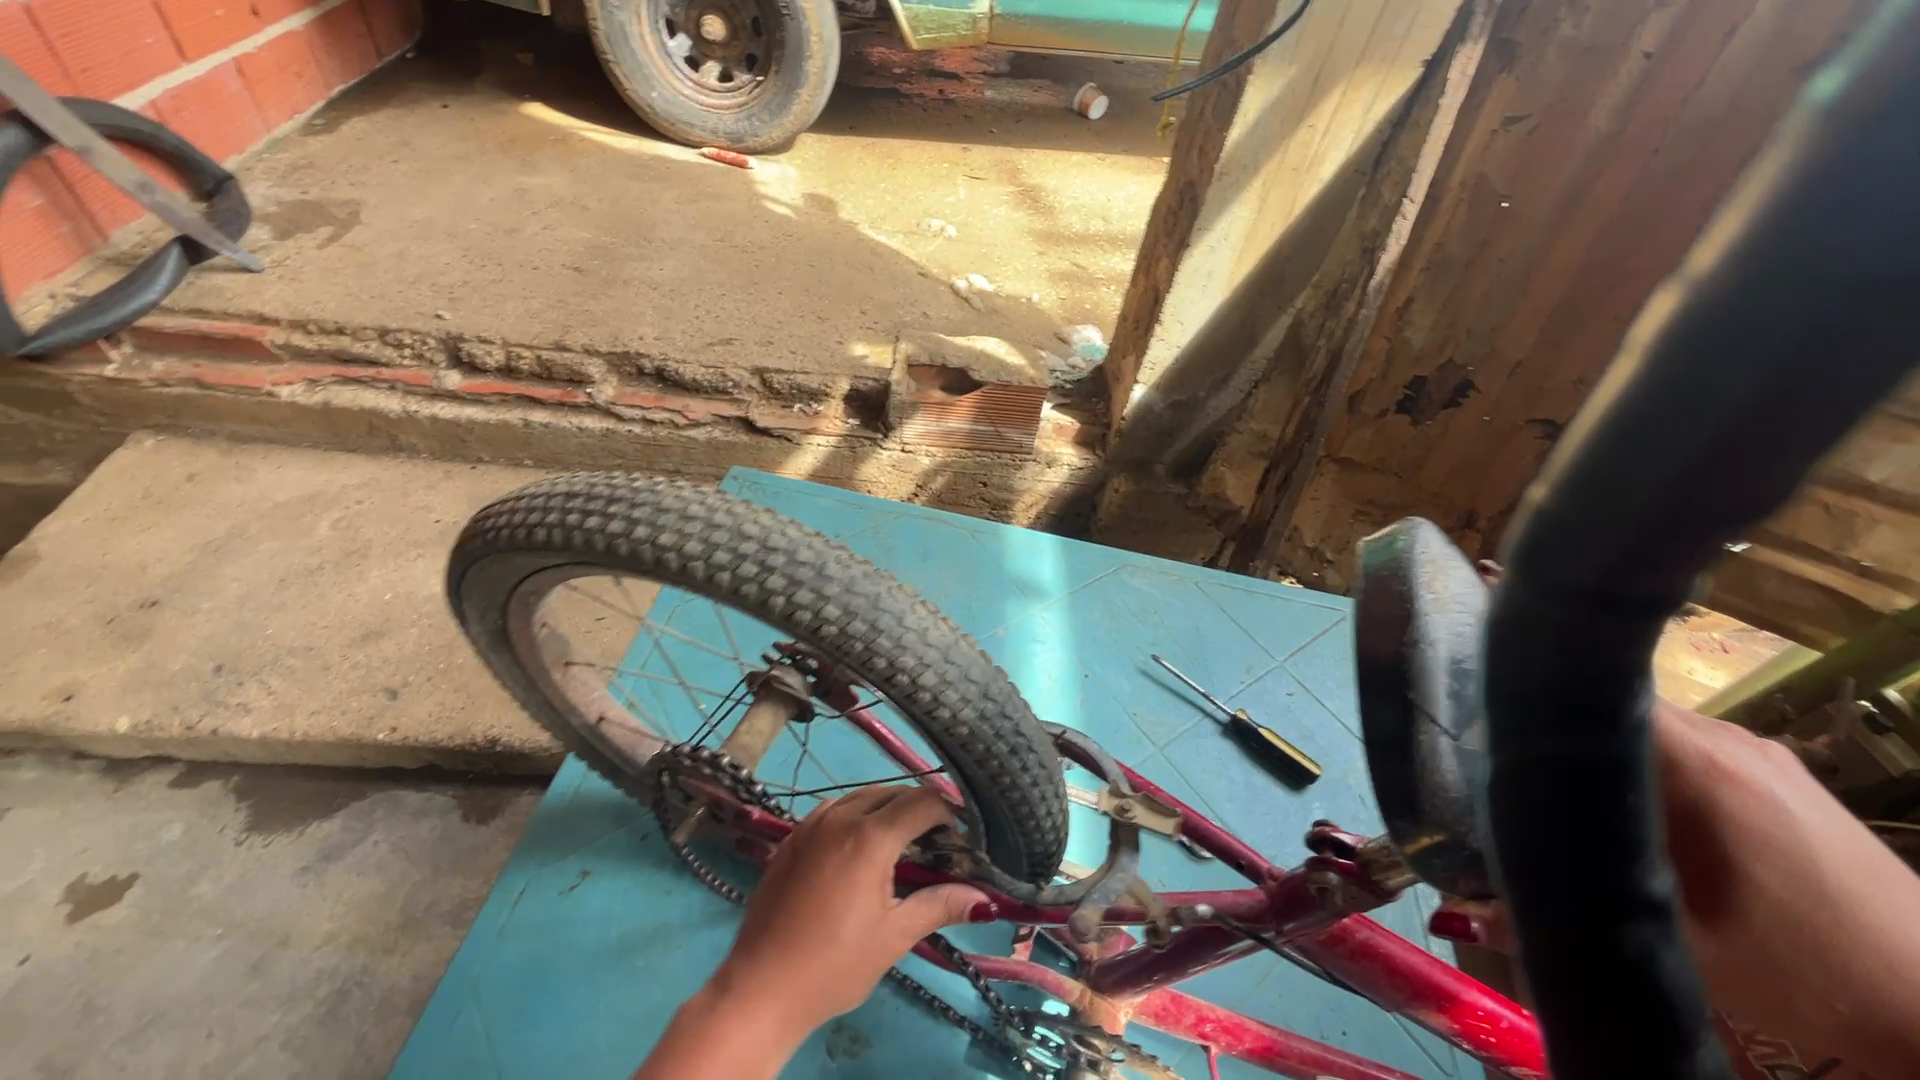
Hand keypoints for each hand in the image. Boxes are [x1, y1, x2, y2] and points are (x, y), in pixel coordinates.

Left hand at [714, 784, 991, 1028]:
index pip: (923, 801)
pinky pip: (832, 811)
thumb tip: (985, 900)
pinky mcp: (790, 840)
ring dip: (887, 809)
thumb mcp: (894, 936)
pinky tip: (861, 850)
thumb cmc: (834, 965)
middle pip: (892, 792)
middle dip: (921, 809)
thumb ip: (939, 905)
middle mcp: (839, 818)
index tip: (964, 837)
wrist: (760, 989)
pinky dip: (856, 816)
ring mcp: (809, 825)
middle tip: (939, 843)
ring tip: (903, 845)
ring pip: (860, 796)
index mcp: (869, 837)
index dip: (950, 812)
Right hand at [1439, 702, 1919, 1074]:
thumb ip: (1566, 914)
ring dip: (1608, 763)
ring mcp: (1765, 757)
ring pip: (1652, 734)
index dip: (1526, 710)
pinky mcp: (1788, 782)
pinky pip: (1693, 756)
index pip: (1587, 696)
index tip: (1480, 741)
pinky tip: (1647, 829)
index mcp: (1697, 766)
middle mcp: (1730, 740)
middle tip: (1513, 787)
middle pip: (1613, 712)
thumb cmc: (1803, 979)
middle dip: (1560, 744)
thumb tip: (1469, 909)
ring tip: (1572, 813)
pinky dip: (1652, 776)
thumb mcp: (1670, 950)